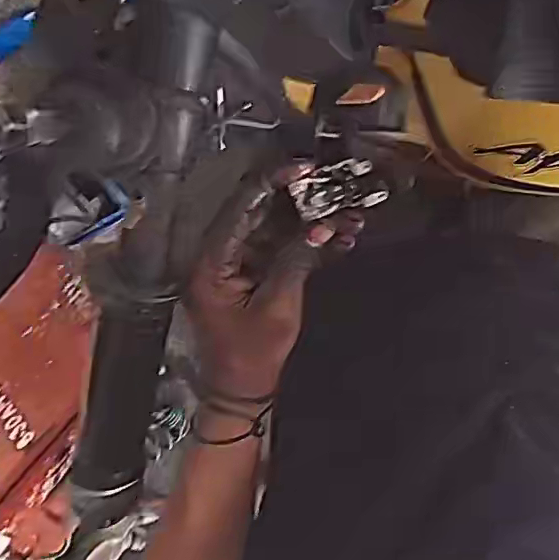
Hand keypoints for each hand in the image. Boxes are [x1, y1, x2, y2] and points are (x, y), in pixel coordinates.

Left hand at [186, 166, 364, 401]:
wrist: (241, 390)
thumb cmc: (252, 354)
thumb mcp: (278, 307)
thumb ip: (296, 261)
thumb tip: (320, 227)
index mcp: (213, 261)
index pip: (241, 208)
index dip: (273, 183)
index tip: (303, 169)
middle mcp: (221, 256)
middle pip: (259, 214)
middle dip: (298, 200)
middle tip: (330, 188)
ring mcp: (238, 265)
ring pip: (274, 230)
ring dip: (308, 223)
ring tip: (345, 216)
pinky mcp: (254, 276)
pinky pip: (279, 250)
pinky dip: (305, 244)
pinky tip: (337, 238)